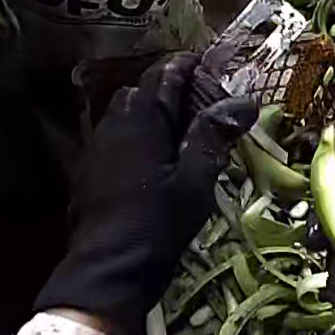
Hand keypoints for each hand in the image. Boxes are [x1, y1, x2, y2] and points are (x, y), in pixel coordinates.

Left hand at [37, 53, 256, 334]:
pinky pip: (113, 139)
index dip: (185, 66)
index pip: (163, 77)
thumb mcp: (195, 180)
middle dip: (166, 87)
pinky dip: (135, 135)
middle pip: (140, 92)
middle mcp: (113, 126)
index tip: (205, 63)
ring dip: (148, 111)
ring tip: (177, 126)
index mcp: (141, 121)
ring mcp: (96, 150)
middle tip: (198, 98)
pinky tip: (151, 158)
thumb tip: (245, 101)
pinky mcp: (88, 173)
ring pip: (122, 115)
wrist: (107, 271)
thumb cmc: (157, 223)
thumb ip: (213, 136)